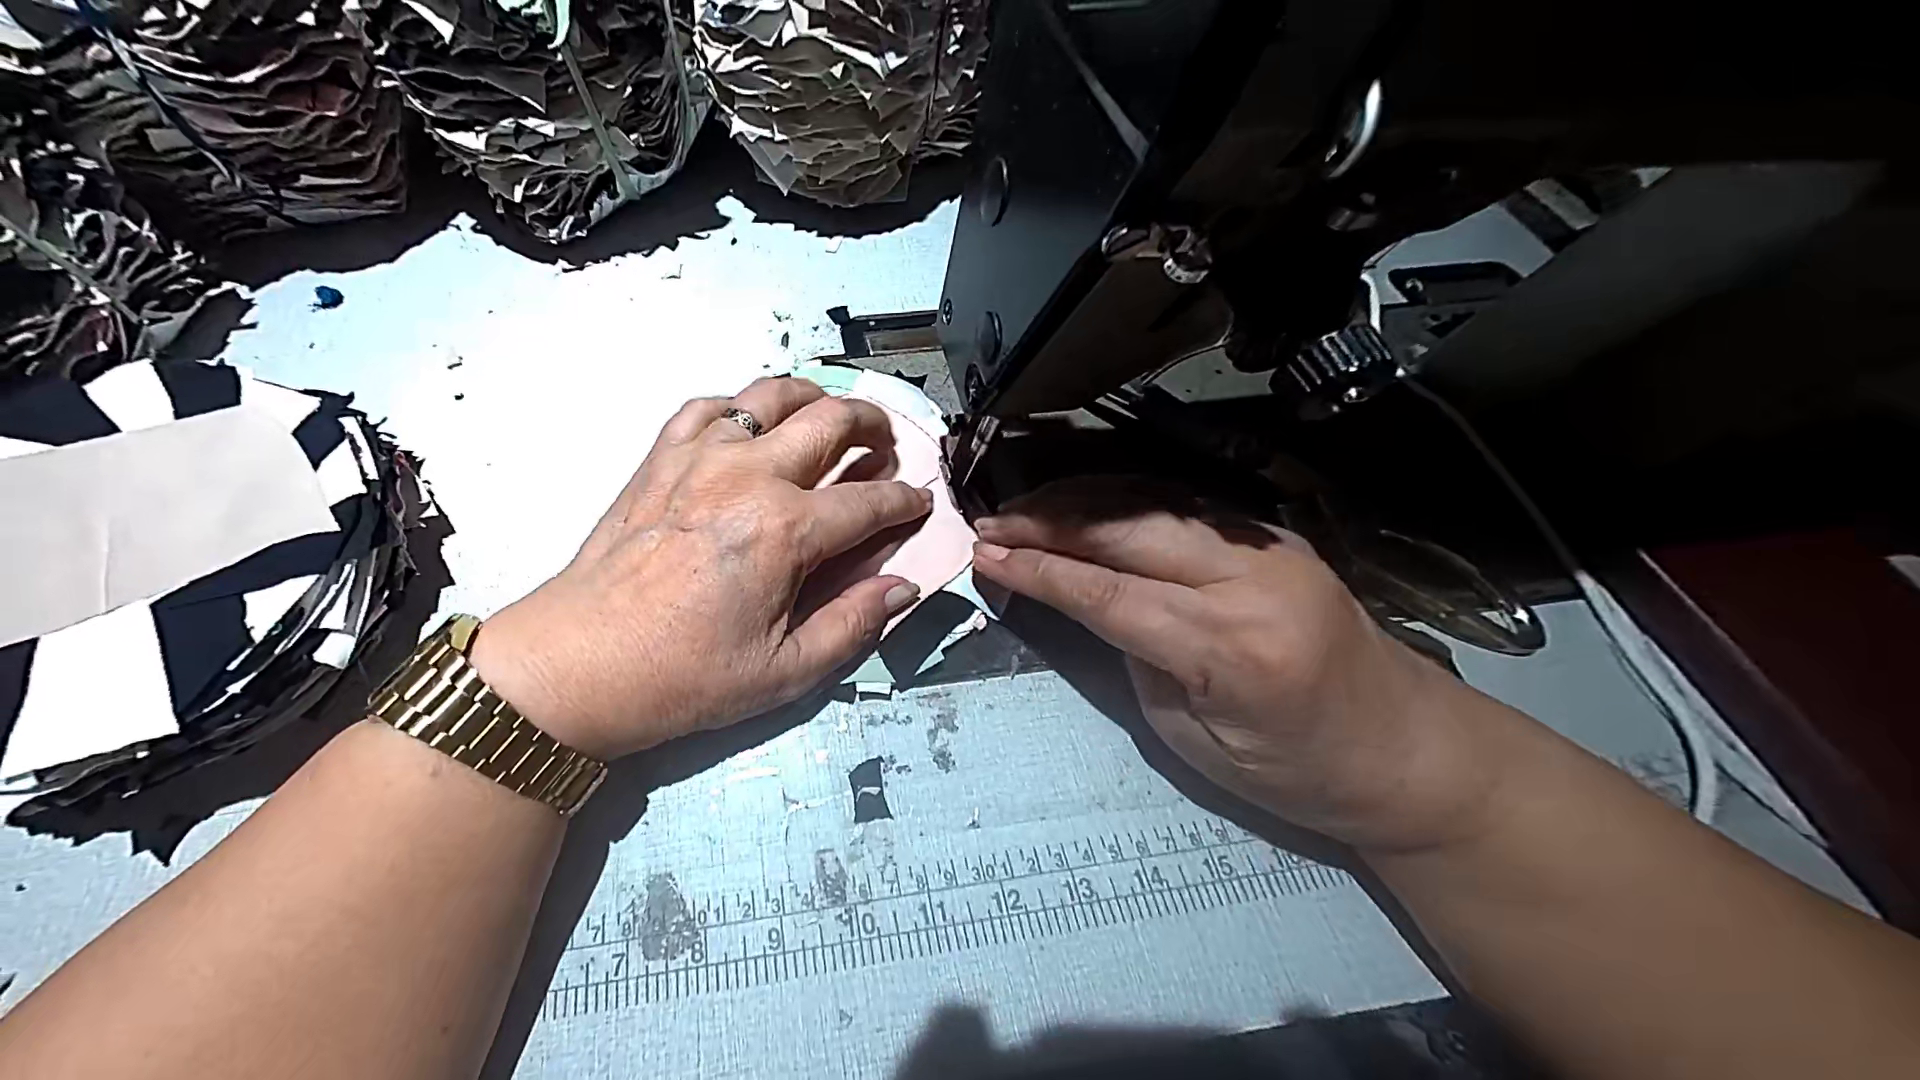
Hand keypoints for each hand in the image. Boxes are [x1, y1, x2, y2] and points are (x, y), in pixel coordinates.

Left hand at [469, 378, 931, 759]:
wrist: (574, 666)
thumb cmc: (681, 677)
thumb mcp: (785, 670)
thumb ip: (854, 623)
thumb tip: (902, 588)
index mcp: (784, 531)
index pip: (869, 501)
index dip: (904, 502)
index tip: (918, 504)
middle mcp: (748, 477)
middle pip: (831, 421)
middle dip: (873, 426)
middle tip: (886, 445)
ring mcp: (700, 458)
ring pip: (772, 395)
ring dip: (814, 398)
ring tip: (830, 416)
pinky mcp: (661, 458)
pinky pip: (710, 407)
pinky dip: (743, 407)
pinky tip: (753, 427)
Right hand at [970, 477, 1508, 852]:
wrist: (1408, 749)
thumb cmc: (1295, 771)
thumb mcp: (1193, 737)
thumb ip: (1135, 656)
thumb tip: (1083, 597)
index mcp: (1231, 648)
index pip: (1108, 593)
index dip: (1040, 569)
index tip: (985, 554)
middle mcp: (1252, 579)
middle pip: (1127, 529)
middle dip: (1049, 520)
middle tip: (993, 523)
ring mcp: (1270, 547)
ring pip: (1153, 502)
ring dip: (1080, 499)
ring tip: (1025, 508)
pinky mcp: (1274, 536)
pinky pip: (1182, 505)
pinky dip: (1123, 500)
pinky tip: (1086, 503)